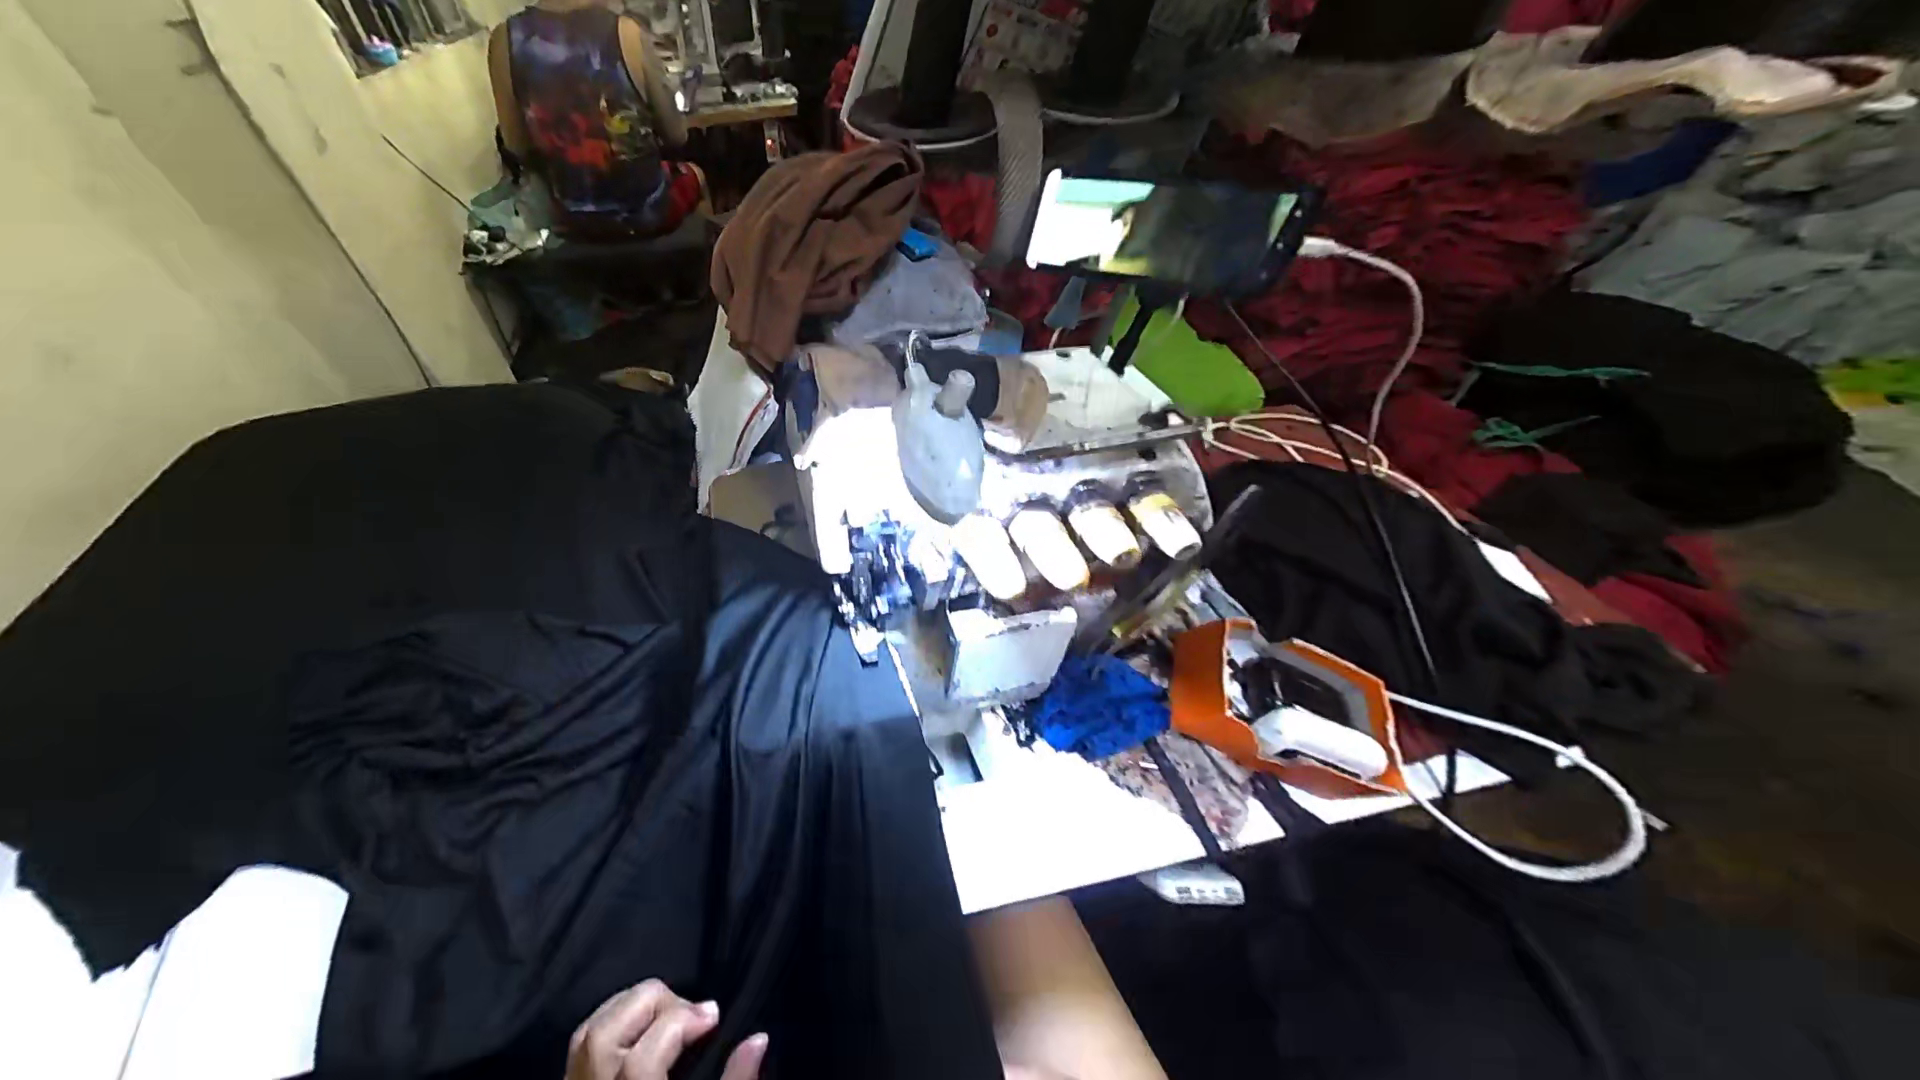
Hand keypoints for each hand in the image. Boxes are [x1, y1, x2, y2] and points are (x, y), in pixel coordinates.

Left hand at [565, 980, 767, 1079]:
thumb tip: (759, 1038)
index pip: (644, 1059)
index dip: (683, 1023)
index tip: (714, 1018)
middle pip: (606, 1033)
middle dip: (654, 1006)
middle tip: (689, 1016)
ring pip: (587, 1034)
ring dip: (630, 1009)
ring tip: (666, 1017)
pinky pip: (579, 1046)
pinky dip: (611, 1022)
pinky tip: (640, 1030)